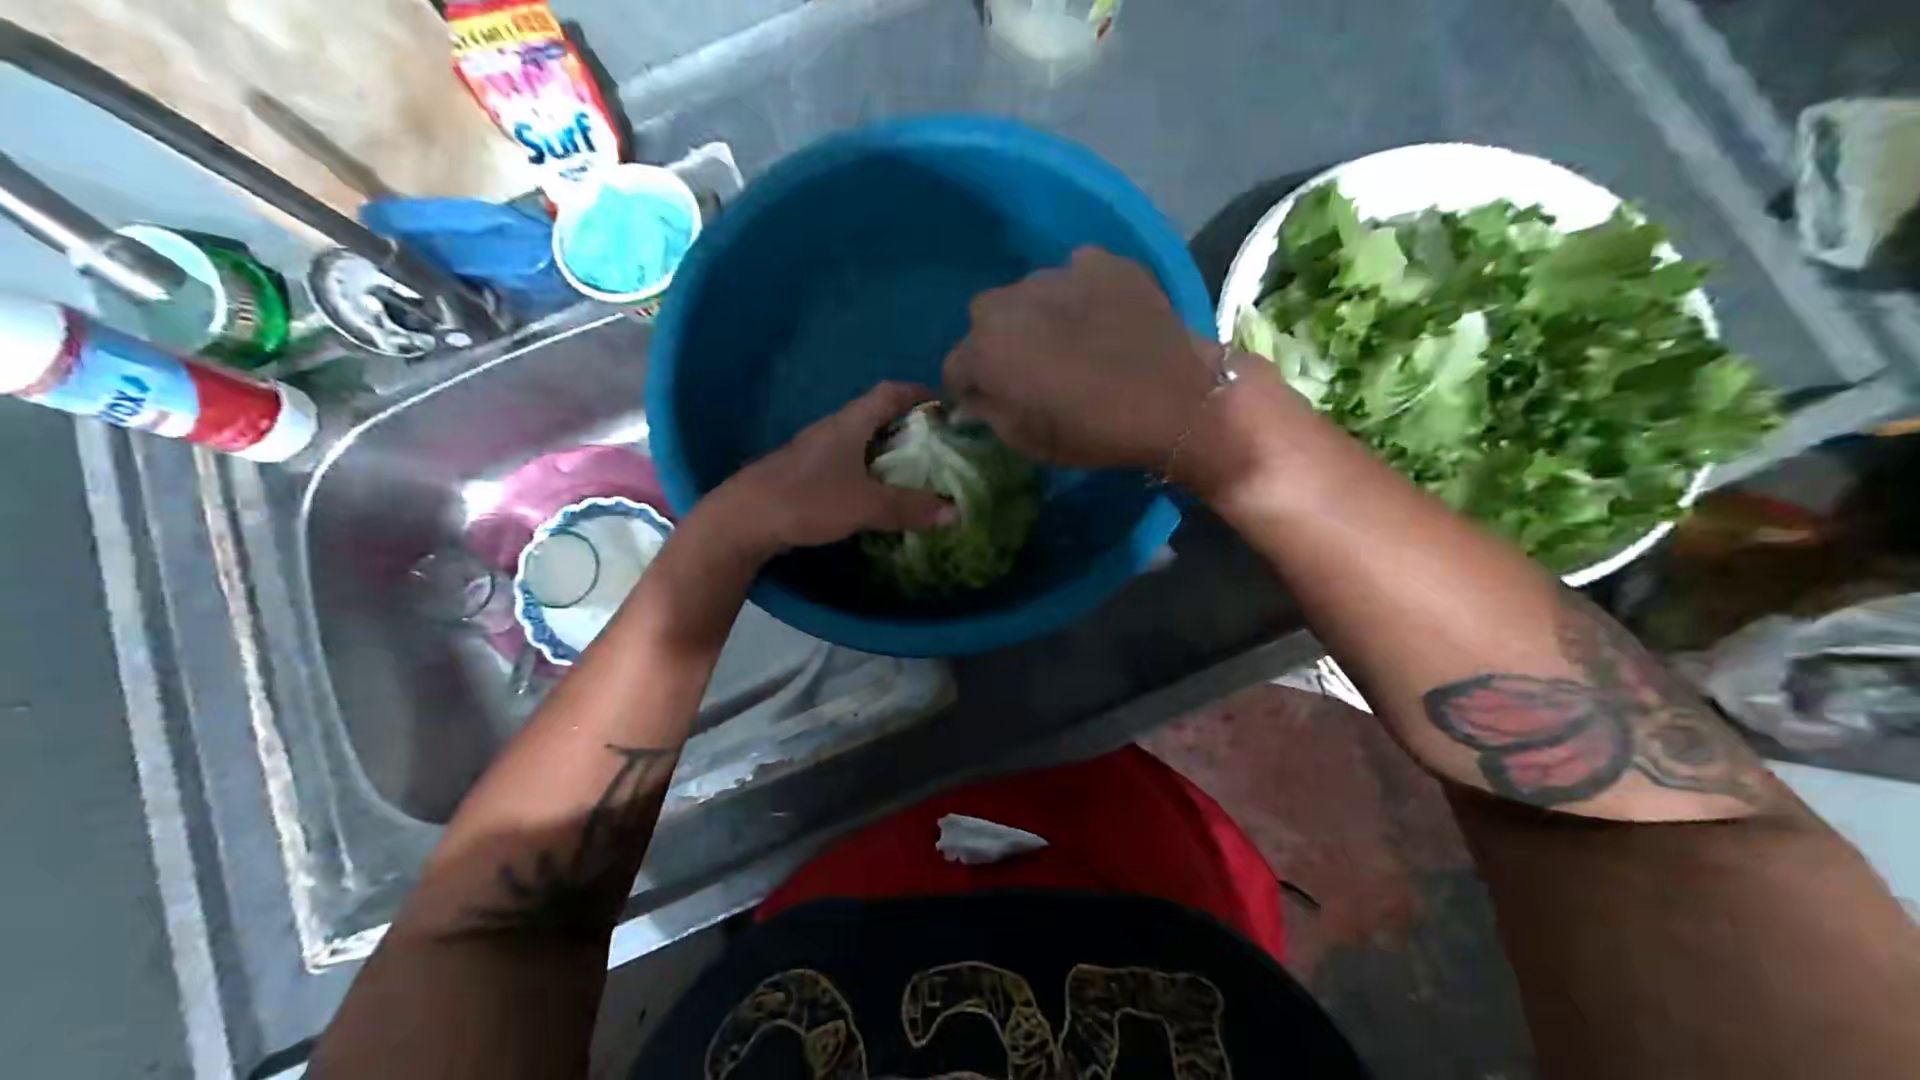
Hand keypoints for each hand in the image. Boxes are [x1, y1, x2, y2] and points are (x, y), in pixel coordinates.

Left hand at [699, 381, 958, 559]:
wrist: (742, 519)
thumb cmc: (807, 500)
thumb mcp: (866, 506)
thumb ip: (910, 508)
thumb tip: (955, 512)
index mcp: (849, 424)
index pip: (890, 392)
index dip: (919, 393)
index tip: (944, 406)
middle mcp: (831, 429)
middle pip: (874, 413)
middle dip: (906, 424)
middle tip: (934, 444)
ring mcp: (812, 450)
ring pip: (857, 439)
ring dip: (884, 448)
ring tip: (909, 470)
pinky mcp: (801, 473)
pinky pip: (843, 461)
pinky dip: (865, 468)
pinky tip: (871, 492)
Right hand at [943, 247, 1223, 470]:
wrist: (1174, 399)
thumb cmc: (1091, 430)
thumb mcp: (1025, 440)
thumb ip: (988, 410)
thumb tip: (975, 393)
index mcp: (986, 349)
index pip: (954, 365)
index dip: (967, 387)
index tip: (987, 400)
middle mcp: (1010, 302)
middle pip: (985, 320)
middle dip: (997, 343)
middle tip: (1030, 368)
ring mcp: (1058, 275)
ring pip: (1028, 295)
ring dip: (1036, 316)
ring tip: (1071, 341)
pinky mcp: (1102, 262)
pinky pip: (1074, 274)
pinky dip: (1078, 294)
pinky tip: (1101, 317)